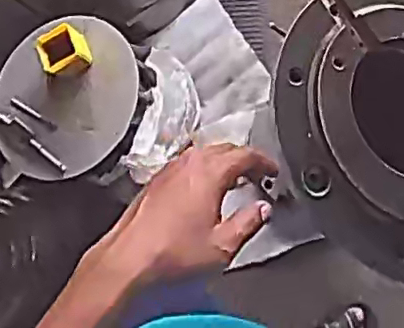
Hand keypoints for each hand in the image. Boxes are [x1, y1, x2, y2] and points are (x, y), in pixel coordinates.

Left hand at [86, 142, 274, 287]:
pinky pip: (191, 161)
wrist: (131, 256)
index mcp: (210, 171)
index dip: (263, 160)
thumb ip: (248, 223)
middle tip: (258, 174)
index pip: (245, 154)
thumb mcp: (221, 245)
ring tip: (235, 179)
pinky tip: (206, 186)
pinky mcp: (161, 175)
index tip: (272, 169)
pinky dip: (205, 167)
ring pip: (207, 152)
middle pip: (227, 148)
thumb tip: (262, 209)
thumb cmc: (171, 251)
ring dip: (225, 161)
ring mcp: (174, 165)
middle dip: (245, 159)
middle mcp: (192, 161)